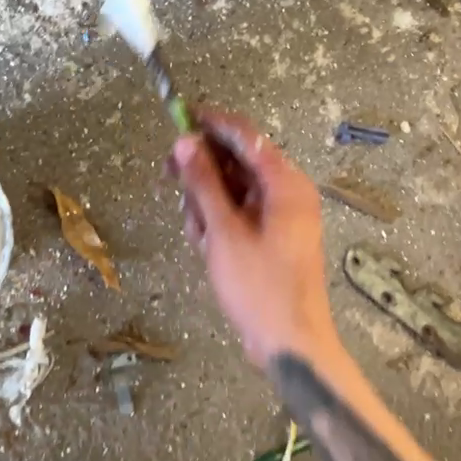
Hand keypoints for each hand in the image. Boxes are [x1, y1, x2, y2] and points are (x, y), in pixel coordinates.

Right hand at [172, 110, 339, 367]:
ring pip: (231, 186)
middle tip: (168, 177)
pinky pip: (237, 210)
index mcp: (285, 183)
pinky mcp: (271, 233)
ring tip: (198, 232)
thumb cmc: (259, 286)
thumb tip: (184, 140)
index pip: (244, 134)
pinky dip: (217, 220)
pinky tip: (206, 244)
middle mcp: (286, 191)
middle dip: (201, 170)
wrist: (291, 346)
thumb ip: (202, 181)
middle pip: (235, 159)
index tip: (177, 115)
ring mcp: (280, 213)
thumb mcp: (223, 231)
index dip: (210, 122)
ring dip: (206, 201)